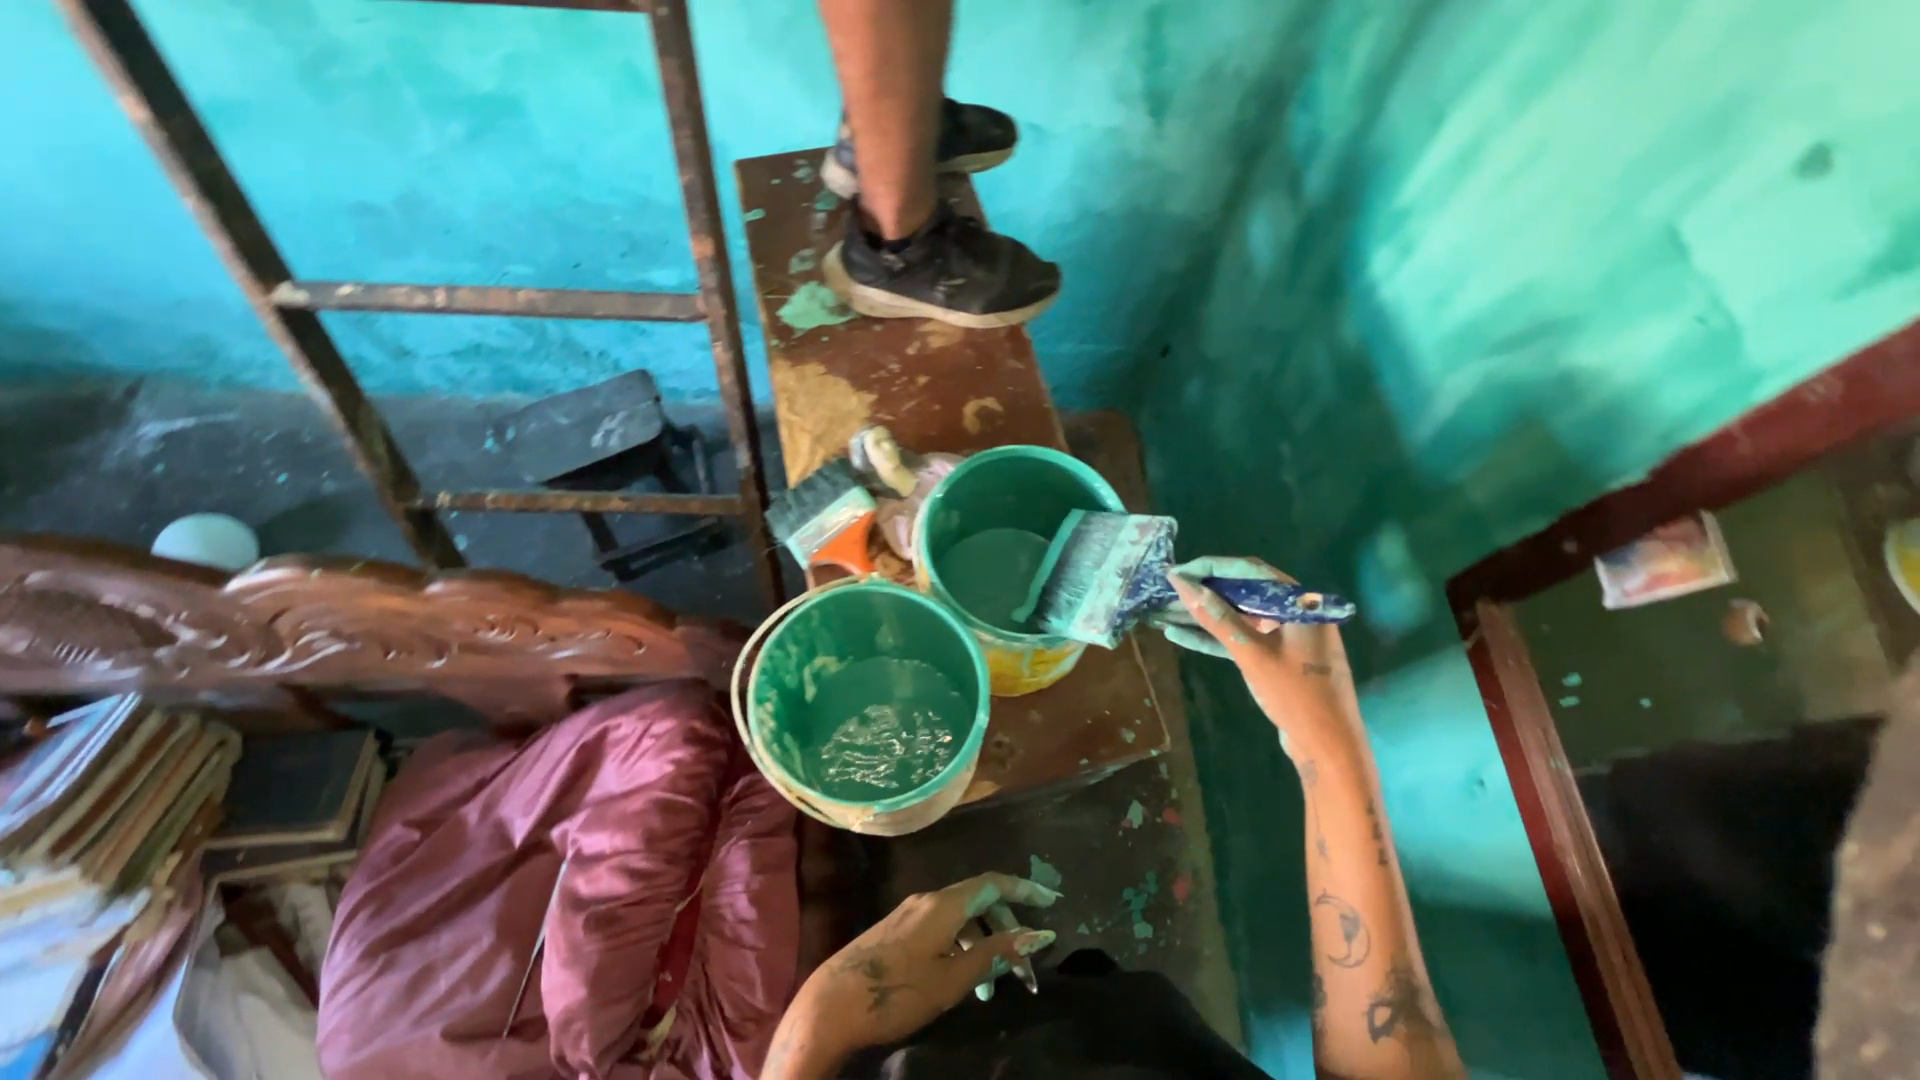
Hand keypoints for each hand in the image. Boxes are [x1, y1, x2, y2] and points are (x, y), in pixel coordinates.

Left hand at [768, 873, 1058, 1075]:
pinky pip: (941, 928)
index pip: (993, 883)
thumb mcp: (953, 978)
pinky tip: (962, 980)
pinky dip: (962, 947)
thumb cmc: (897, 993)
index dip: (1025, 889)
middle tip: (1025, 971)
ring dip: (983, 946)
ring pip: (959, 919)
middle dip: (1007, 931)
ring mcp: (908, 913)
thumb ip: (996, 954)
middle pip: (978, 901)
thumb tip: (1039, 933)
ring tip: (991, 990)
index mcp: (943, 904)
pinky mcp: (895, 930)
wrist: (831, 1006)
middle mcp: (927, 899)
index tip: (1052, 901)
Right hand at [1161, 557, 1360, 758]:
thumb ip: (1216, 617)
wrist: (1329, 746)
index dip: (1208, 568)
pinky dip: (1215, 637)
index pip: (1247, 571)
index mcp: (1298, 602)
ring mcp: (1285, 635)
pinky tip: (1180, 635)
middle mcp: (1293, 611)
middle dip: (1202, 592)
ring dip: (1203, 615)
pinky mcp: (1276, 657)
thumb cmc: (1295, 695)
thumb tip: (1182, 583)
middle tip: (1166, 591)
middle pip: (1241, 592)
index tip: (1176, 572)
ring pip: (1238, 616)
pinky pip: (1242, 638)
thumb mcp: (1251, 653)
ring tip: (1165, 611)